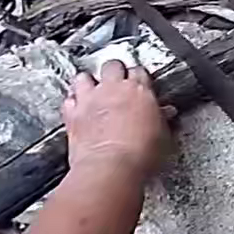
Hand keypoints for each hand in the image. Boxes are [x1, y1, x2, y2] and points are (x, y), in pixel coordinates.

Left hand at [60, 59, 170, 181]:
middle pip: (112, 66)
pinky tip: (77, 106)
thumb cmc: (139, 154)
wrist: (111, 168)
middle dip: (115, 71)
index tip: (140, 84)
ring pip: (84, 77)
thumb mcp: (162, 136)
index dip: (139, 77)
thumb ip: (162, 119)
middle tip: (118, 81)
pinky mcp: (72, 114)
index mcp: (140, 90)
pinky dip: (72, 102)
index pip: (139, 71)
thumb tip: (165, 114)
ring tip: (93, 88)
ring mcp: (90, 99)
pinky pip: (68, 99)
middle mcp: (113, 89)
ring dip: (88, 81)